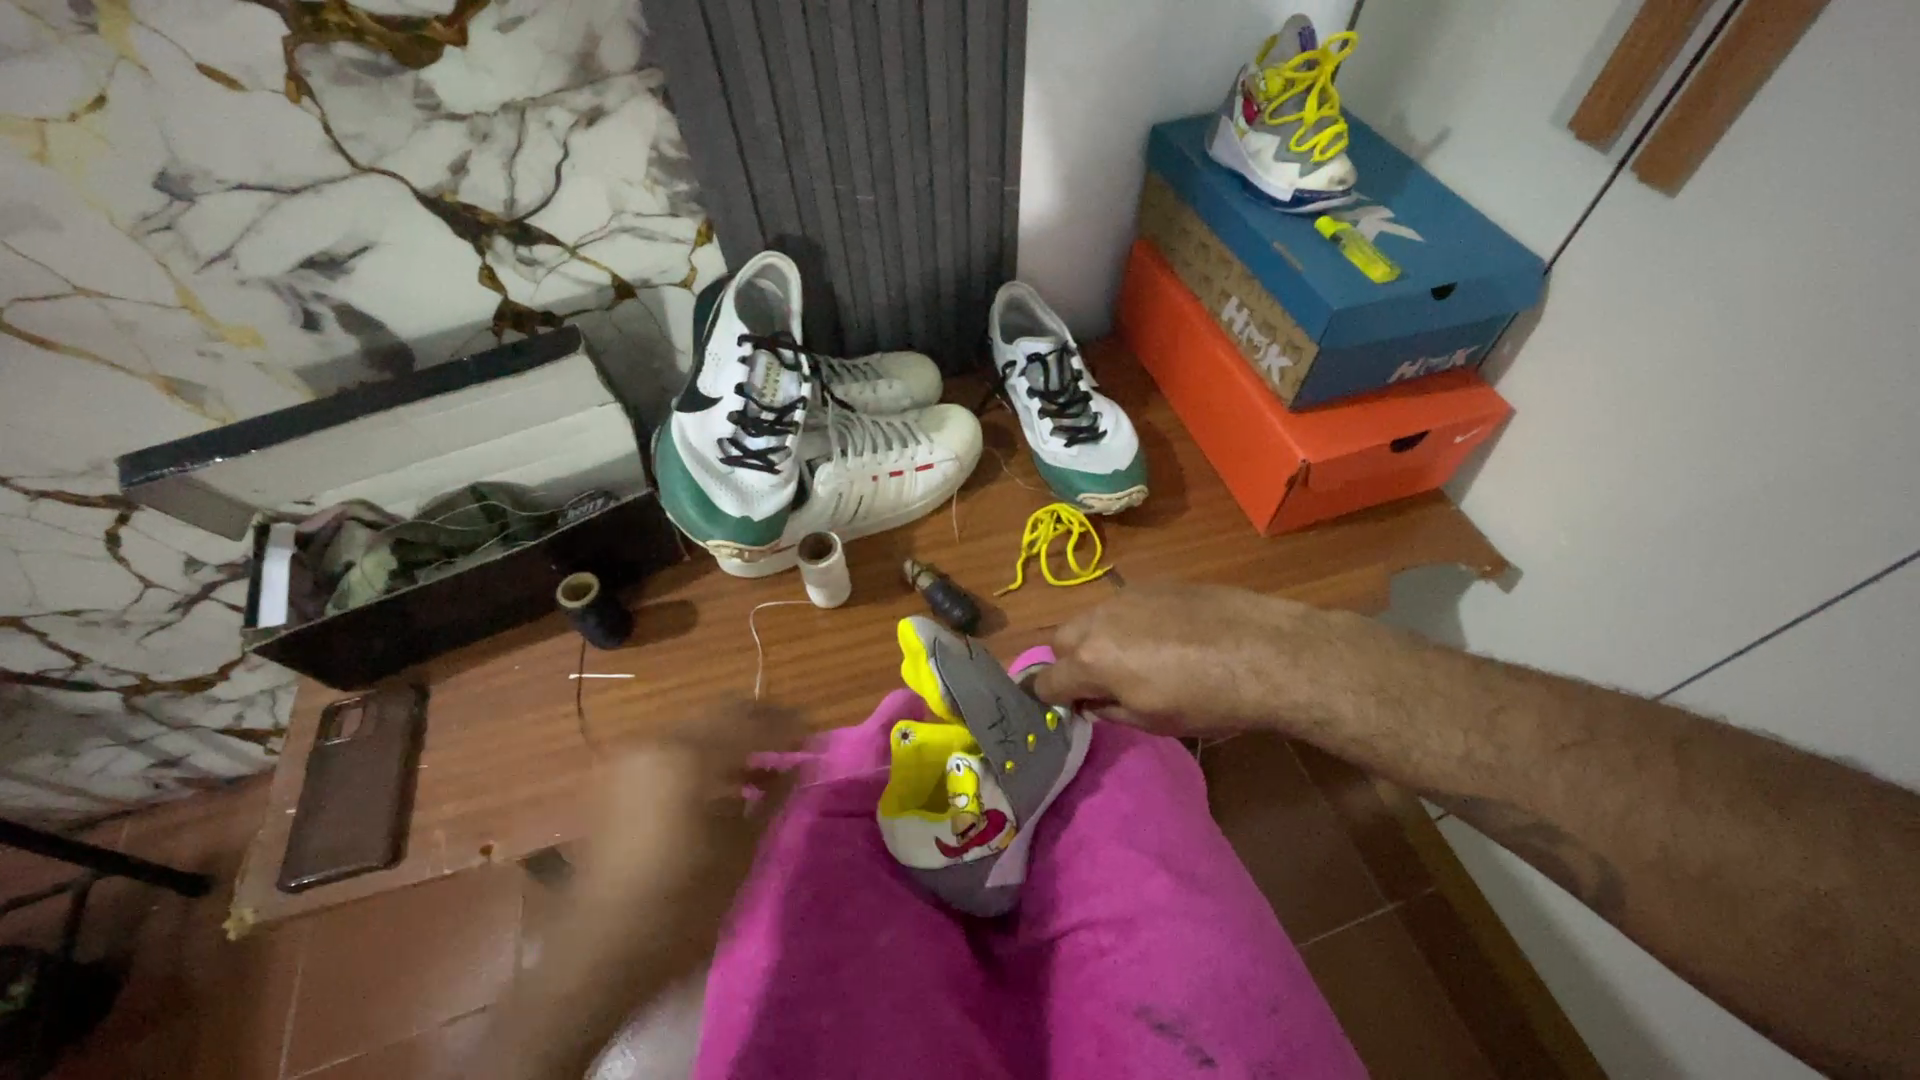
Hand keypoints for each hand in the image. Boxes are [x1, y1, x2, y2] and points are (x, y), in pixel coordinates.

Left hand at [573, 701, 806, 978]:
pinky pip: (673, 751)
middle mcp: (658, 743)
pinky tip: (724, 790)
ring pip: (697, 730)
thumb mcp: (742, 851)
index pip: (754, 720)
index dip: (792, 728)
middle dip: (762, 727)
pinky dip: (704, 758)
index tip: (817, 742)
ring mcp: (632, 760)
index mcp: (690, 756)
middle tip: (795, 749)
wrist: (602, 951)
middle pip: (723, 714)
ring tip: (765, 774)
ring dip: (733, 743)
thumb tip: (803, 766)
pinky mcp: (617, 781)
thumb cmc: (683, 906)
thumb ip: (776, 797)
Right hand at [1033, 584, 1381, 736]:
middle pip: (1062, 641)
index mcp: (1090, 660)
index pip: (1047, 680)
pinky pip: (1125, 606)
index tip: (1060, 706)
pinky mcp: (1157, 584)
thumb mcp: (1152, 722)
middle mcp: (1099, 620)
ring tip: (1135, 660)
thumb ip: (1109, 711)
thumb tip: (1092, 703)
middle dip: (1070, 663)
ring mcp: (1128, 596)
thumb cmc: (1206, 700)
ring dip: (1099, 640)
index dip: (1047, 697)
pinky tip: (1164, 638)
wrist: (1266, 652)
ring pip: (1093, 618)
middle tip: (1100, 684)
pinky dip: (1128, 623)